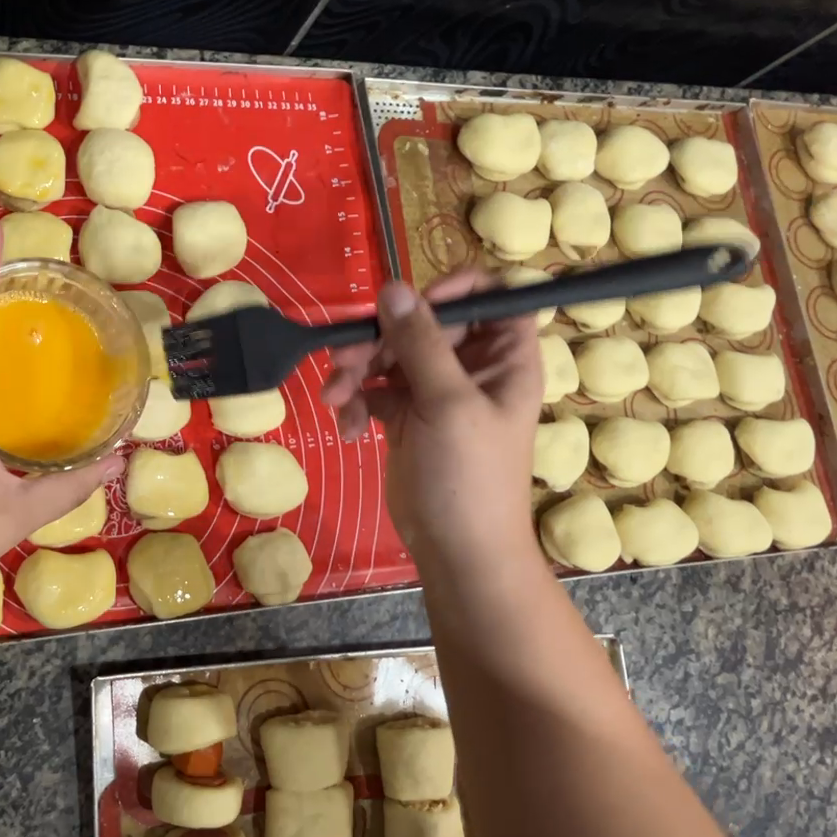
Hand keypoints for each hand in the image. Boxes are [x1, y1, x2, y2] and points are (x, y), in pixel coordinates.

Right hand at [319, 271, 541, 568]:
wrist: (457, 549)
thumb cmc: (469, 475)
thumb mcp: (447, 403)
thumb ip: (419, 343)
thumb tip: (391, 287)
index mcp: (503, 357)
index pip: (487, 296)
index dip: (450, 290)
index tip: (408, 306)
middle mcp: (471, 368)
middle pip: (422, 325)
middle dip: (379, 341)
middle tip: (345, 360)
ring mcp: (435, 393)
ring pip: (389, 357)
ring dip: (356, 372)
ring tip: (334, 399)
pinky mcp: (405, 417)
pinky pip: (374, 392)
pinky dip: (355, 405)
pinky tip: (349, 430)